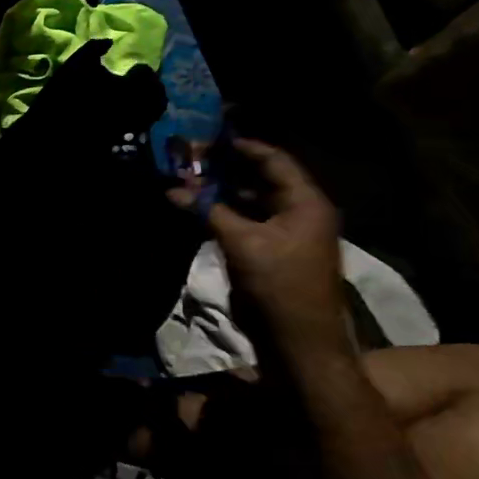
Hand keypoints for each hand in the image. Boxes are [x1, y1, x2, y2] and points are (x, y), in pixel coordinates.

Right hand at [202, 140, 343, 349]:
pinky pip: (253, 220)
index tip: (210, 138)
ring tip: (193, 180)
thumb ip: (208, 211)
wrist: (300, 340)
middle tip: (195, 158)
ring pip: (257, 200)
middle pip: (265, 178)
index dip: (243, 147)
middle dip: (229, 168)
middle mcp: (303, 211)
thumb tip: (173, 189)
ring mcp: (292, 232)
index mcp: (306, 202)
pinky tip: (205, 209)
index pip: (275, 160)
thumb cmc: (278, 285)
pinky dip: (230, 212)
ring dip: (227, 191)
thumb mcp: (241, 243)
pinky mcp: (279, 250)